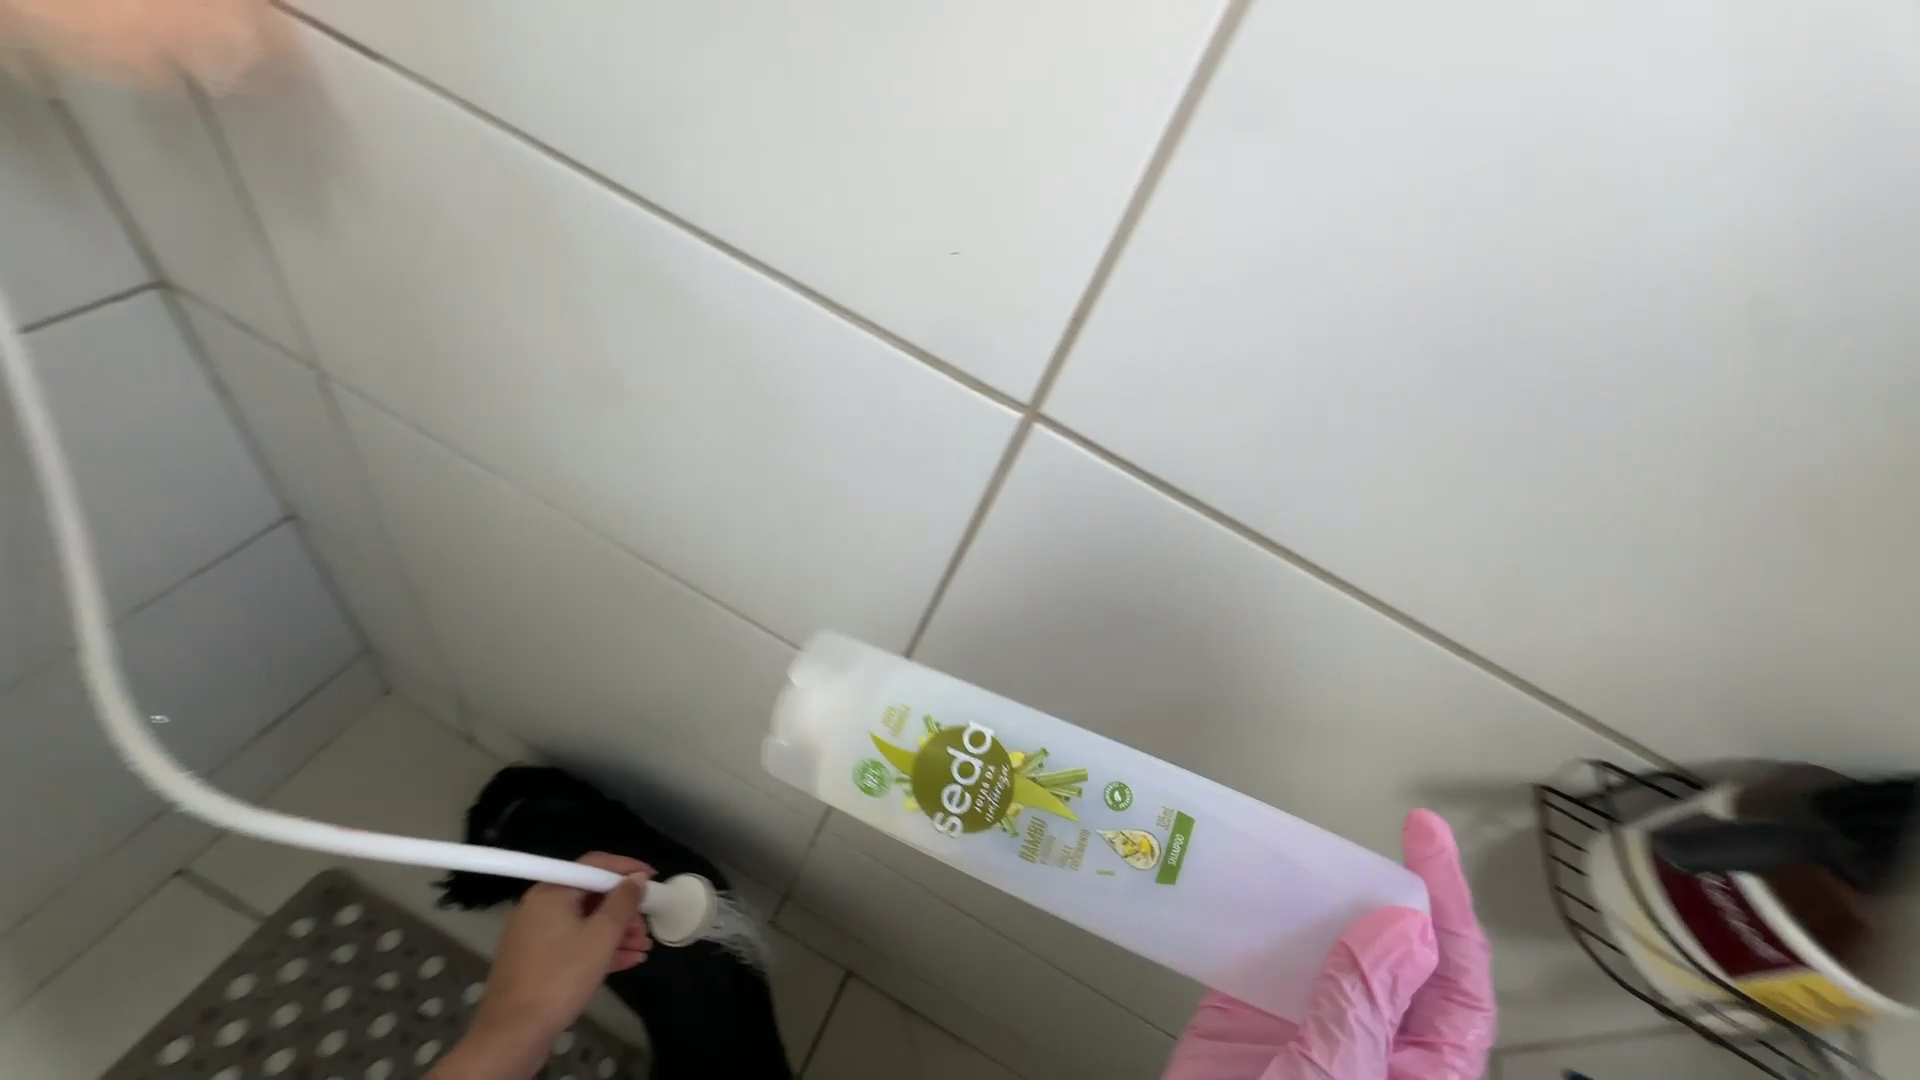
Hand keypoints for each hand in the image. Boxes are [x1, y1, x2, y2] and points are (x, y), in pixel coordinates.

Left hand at [428, 853, 652, 1079]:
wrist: (513, 1034)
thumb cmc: (561, 976)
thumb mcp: (602, 935)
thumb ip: (624, 901)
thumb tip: (637, 878)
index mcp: (551, 892)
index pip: (594, 865)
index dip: (627, 868)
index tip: (653, 878)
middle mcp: (539, 907)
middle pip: (590, 895)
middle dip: (623, 909)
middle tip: (646, 924)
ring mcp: (534, 936)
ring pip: (584, 922)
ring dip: (616, 931)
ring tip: (643, 947)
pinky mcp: (534, 962)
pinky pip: (572, 943)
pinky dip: (598, 948)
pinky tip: (627, 960)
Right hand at [1163, 810, 1495, 1078]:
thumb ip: (1361, 1011)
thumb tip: (1406, 925)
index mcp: (1418, 1070)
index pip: (1453, 975)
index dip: (1446, 902)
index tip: (1424, 837)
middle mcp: (1369, 1037)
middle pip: (1388, 946)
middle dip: (1380, 886)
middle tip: (1353, 835)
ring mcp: (1305, 1020)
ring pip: (1322, 939)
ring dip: (1311, 893)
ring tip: (1296, 851)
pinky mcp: (1246, 1010)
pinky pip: (1258, 948)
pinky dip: (1250, 911)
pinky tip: (1240, 884)